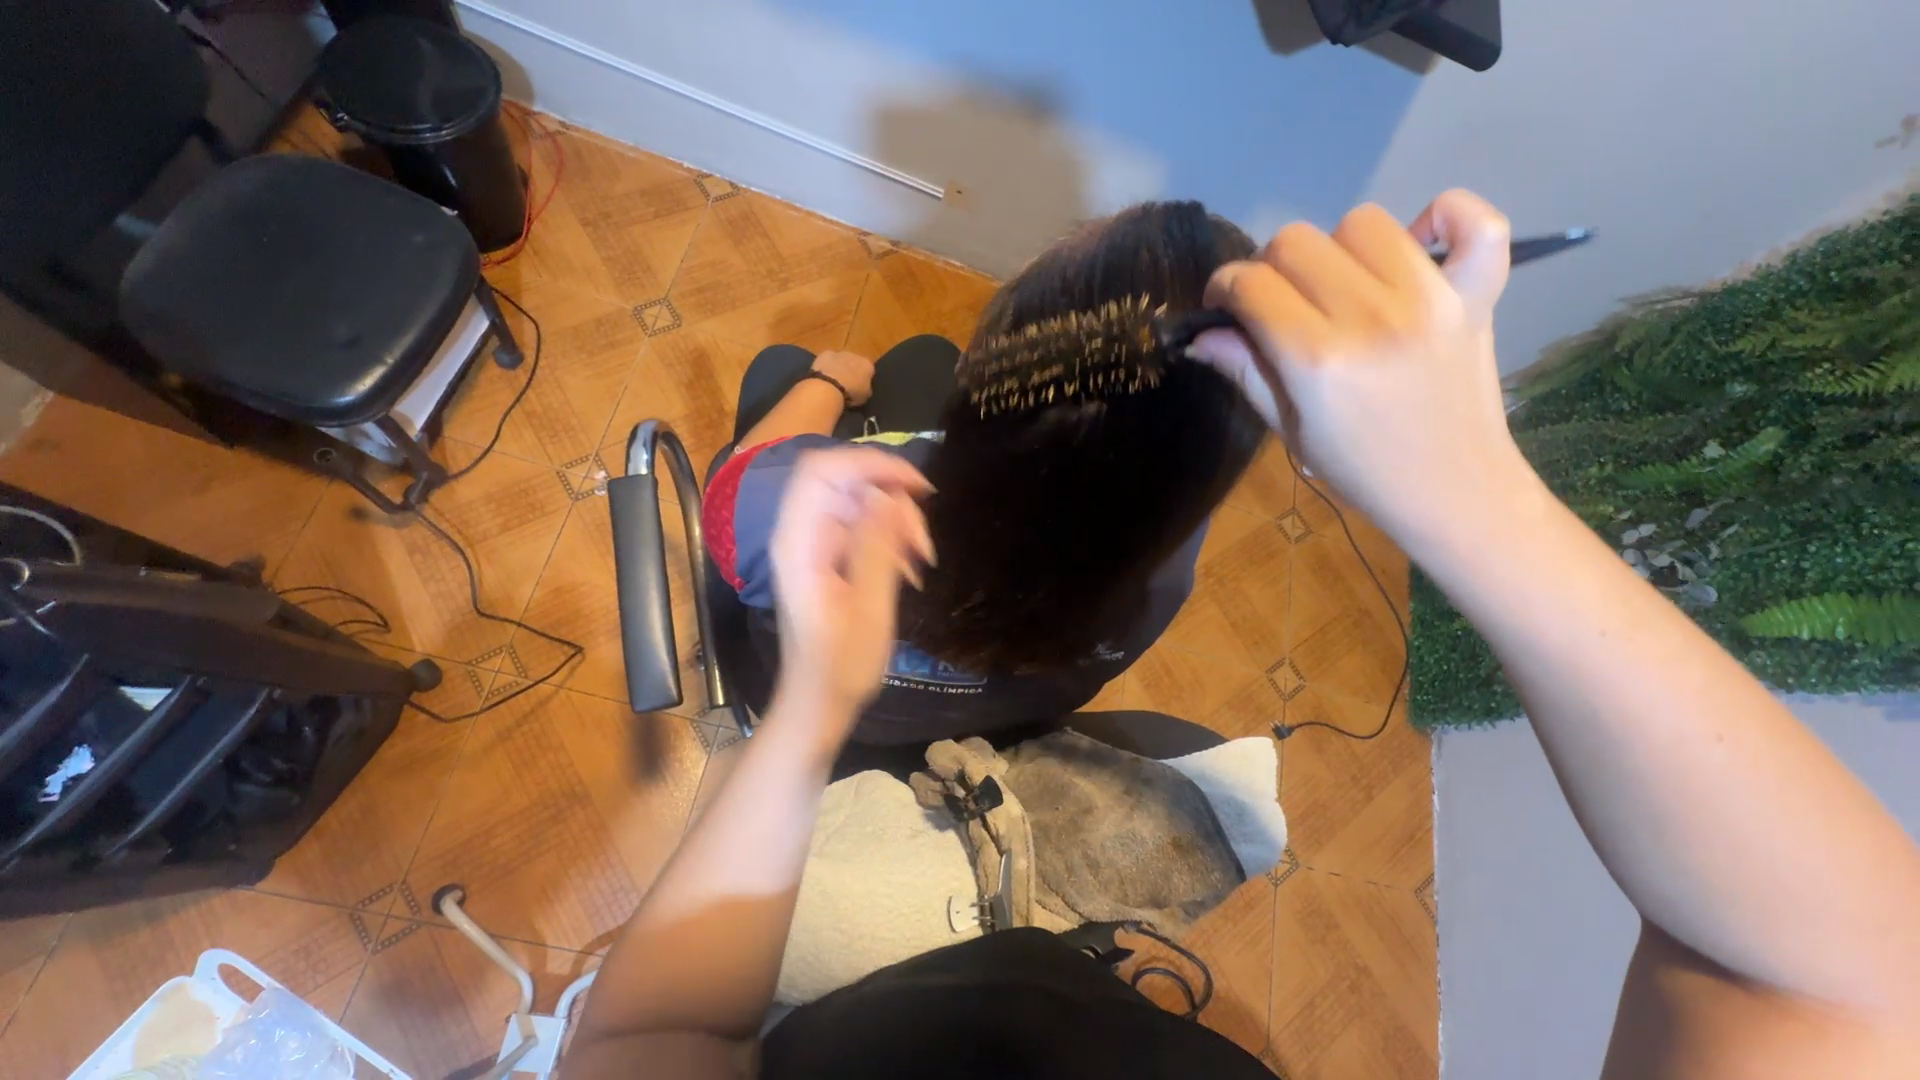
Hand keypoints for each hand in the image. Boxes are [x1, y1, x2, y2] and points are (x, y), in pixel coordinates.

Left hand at [768, 448, 933, 738]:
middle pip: (846, 481)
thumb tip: (887, 495)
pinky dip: (890, 537)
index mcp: (799, 543)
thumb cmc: (841, 667)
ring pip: (860, 501)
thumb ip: (875, 548)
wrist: (818, 702)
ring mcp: (814, 544)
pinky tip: (909, 568)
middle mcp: (801, 533)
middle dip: (892, 498)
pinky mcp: (828, 555)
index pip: (824, 472)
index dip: (871, 464)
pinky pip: (862, 525)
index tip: (918, 488)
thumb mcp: (868, 609)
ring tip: (920, 560)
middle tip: (922, 542)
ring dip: (897, 521)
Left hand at [810, 350, 874, 406]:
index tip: (859, 388)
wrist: (830, 385)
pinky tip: (823, 376)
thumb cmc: (851, 392)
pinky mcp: (826, 354)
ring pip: (841, 360)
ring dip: (839, 368)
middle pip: (855, 363)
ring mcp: (840, 353)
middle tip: (846, 385)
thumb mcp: (864, 397)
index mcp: (868, 365)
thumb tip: (864, 389)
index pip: (869, 371)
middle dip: (852, 372)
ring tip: (833, 382)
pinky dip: (827, 365)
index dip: (864, 380)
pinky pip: (828, 359)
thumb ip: (866, 390)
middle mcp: (856, 356)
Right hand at [1187, 189, 1533, 549]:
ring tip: (1342, 285)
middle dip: (1270, 266)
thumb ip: (1245, 372)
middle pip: (1297, 241)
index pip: (1251, 284)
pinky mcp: (1478, 295)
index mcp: (1317, 360)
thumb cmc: (1359, 468)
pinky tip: (1420, 244)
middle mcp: (1370, 318)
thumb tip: (1201, 334)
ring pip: (1364, 223)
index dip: (1224, 288)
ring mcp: (1431, 300)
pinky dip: (1447, 216)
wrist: (1452, 490)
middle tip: (1278, 301)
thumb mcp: (1288, 429)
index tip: (1225, 306)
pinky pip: (1475, 220)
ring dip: (1338, 248)